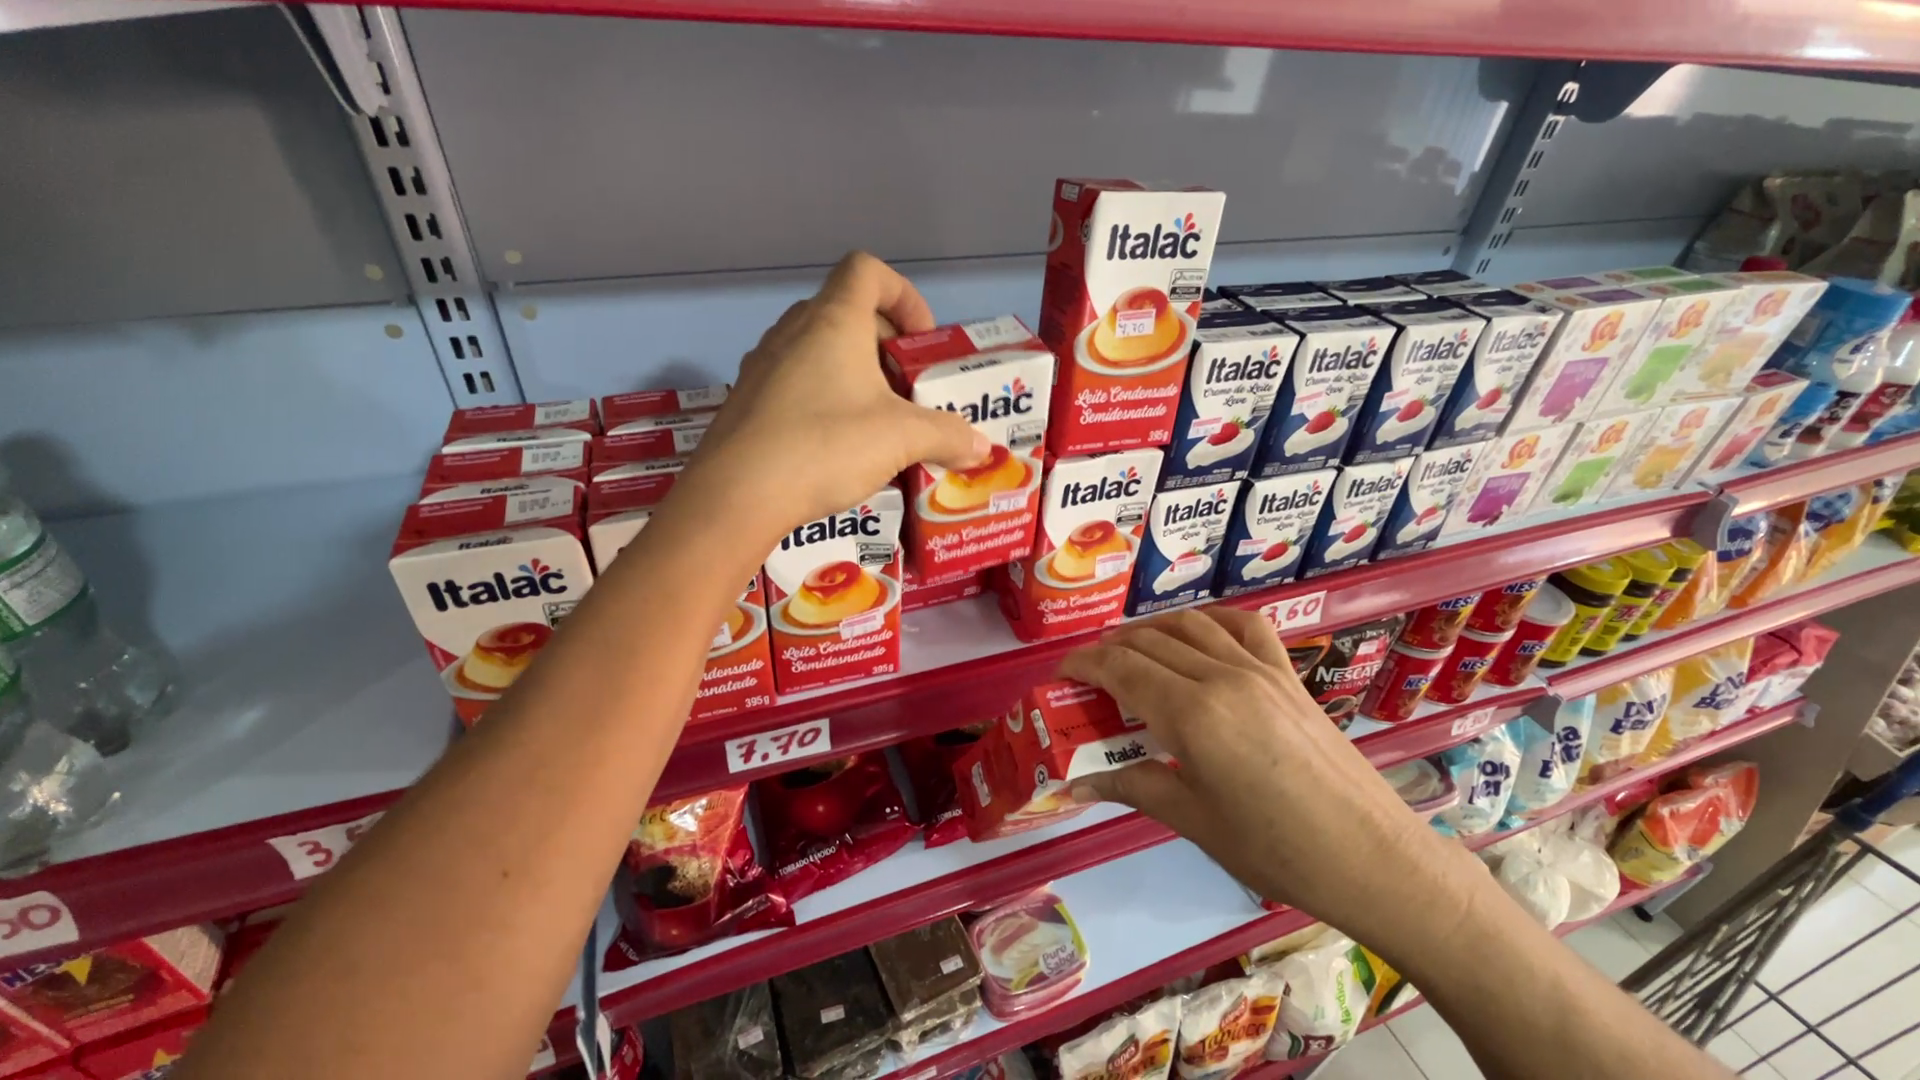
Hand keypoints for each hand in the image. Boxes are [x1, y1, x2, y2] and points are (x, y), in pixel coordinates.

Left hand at [673, 252, 989, 542]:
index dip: (904, 294)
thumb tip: (982, 448)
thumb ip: (947, 436)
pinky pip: (794, 383)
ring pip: (817, 350)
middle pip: (845, 310)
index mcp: (833, 320)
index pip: (867, 269)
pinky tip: (835, 447)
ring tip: (875, 420)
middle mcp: (793, 331)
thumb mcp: (901, 439)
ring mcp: (762, 366)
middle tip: (906, 387)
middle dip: (884, 343)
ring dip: (853, 373)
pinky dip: (822, 399)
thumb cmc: (826, 445)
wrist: (737, 495)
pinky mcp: (747, 402)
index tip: (921, 341)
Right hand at [1061, 608, 1476, 938]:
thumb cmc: (1275, 849)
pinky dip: (1211, 621)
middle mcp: (1223, 677)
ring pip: (1192, 625)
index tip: (1061, 673)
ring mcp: (1261, 670)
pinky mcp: (1290, 676)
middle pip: (1150, 642)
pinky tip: (1198, 635)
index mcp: (1193, 714)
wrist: (1370, 856)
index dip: (1084, 664)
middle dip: (1110, 650)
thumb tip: (1075, 783)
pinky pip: (1244, 627)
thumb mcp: (1194, 820)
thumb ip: (1133, 786)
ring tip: (1131, 651)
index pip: (1122, 668)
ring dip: (1152, 630)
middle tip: (1088, 674)